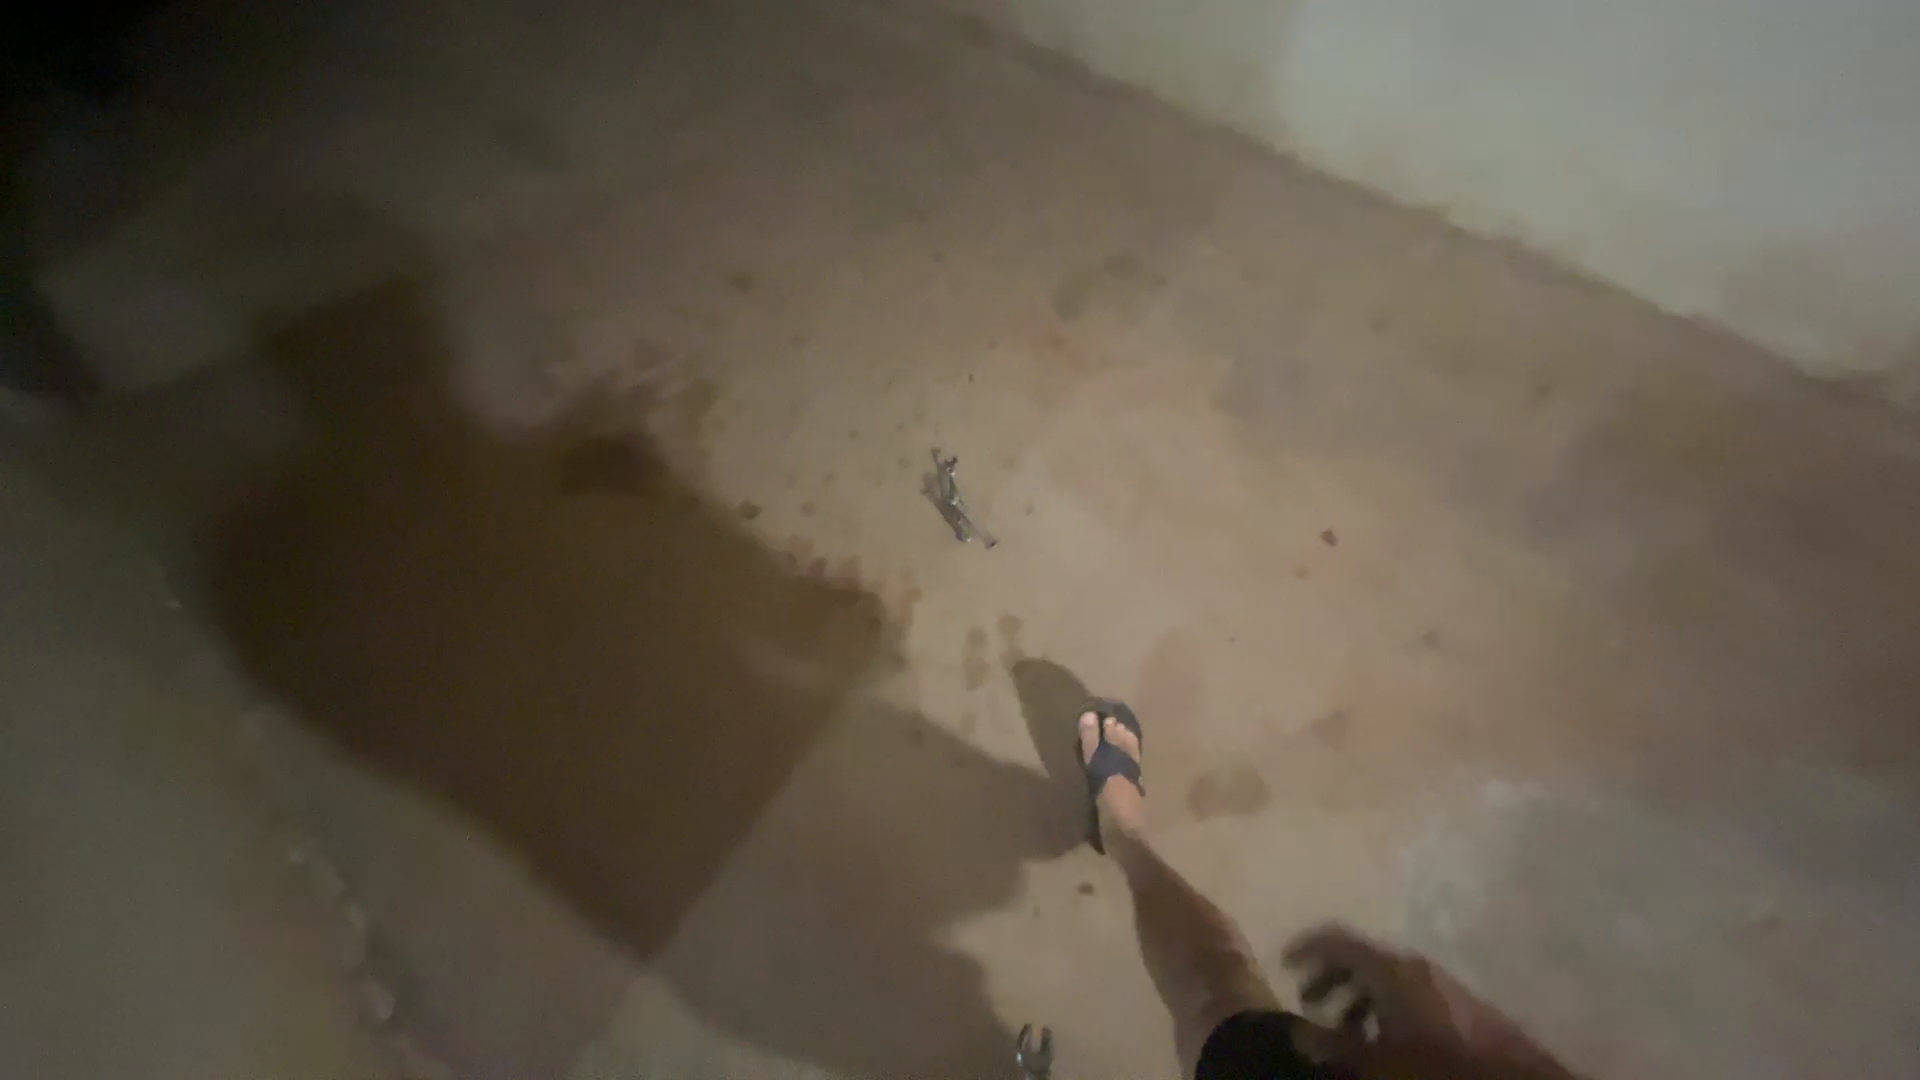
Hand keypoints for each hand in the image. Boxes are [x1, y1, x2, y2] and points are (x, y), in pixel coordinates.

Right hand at [1283, 924, 1574, 1079]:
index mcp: (1388, 967)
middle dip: (1330, 978)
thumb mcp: (1376, 1061)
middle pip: (1359, 958)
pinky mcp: (1460, 1008)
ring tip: (1344, 1033)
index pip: (1334, 938)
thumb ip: (1333, 1044)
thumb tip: (1295, 1031)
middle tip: (1308, 1003)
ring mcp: (1440, 984)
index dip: (1305, 947)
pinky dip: (1385, 1011)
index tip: (1284, 964)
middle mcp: (1412, 965)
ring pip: (1385, 979)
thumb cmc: (1436, 1067)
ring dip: (1358, 1000)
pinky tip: (1384, 1044)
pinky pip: (1409, 996)